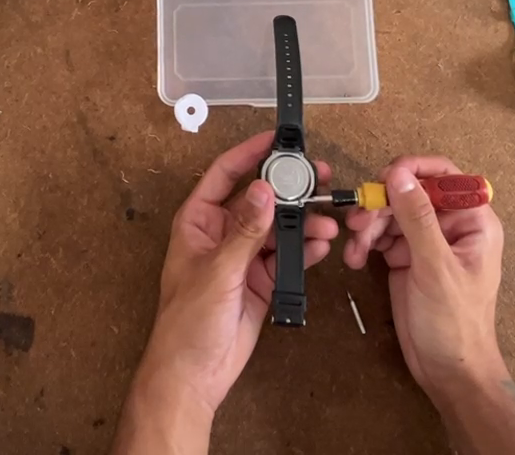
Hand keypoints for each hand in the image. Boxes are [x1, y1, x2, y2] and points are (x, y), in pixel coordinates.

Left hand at [131, 130, 338, 412]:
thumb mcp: (217, 271)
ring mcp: (243, 256)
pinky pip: (286, 256)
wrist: (194, 377)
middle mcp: (222, 231)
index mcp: (199, 220)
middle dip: (288, 188)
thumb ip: (244, 231)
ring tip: (327, 218)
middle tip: (317, 176)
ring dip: (301, 221)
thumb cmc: (187, 321)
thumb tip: (264, 190)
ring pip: (277, 227)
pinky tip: (321, 244)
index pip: (225, 174)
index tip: (276, 138)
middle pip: (259, 198)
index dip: (249, 153)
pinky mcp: (261, 280)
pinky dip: (305, 249)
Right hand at [342, 155, 506, 403]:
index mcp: (472, 221)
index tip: (386, 177)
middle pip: (409, 192)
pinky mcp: (405, 256)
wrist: (447, 373)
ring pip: (390, 211)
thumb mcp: (435, 267)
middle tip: (359, 221)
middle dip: (381, 204)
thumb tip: (398, 174)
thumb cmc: (455, 323)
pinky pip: (380, 234)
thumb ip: (417, 218)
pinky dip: (365, 242)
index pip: (445, 175)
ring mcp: (426, 240)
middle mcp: (449, 225)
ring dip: (368, 225)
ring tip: (355, 247)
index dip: (415, 169)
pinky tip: (356, 258)